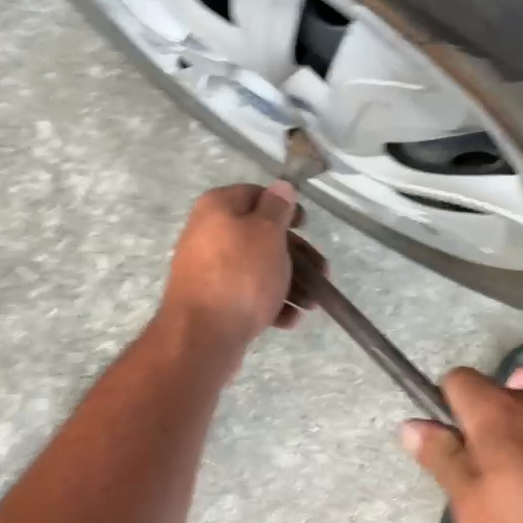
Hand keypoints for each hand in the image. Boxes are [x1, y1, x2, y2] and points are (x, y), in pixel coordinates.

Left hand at [156, 181, 311, 363]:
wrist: (201, 336)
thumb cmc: (240, 274)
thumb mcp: (267, 232)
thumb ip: (277, 207)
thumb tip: (280, 186)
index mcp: (217, 207)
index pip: (256, 194)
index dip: (284, 207)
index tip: (306, 226)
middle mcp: (208, 232)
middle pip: (260, 235)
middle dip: (295, 255)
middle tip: (322, 273)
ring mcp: (208, 269)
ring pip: (256, 268)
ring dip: (288, 283)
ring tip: (311, 305)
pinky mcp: (211, 301)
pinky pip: (245, 295)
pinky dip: (269, 304)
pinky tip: (289, 320)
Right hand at [401, 370, 522, 522]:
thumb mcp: (474, 509)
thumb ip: (442, 459)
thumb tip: (412, 426)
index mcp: (500, 410)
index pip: (456, 379)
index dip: (445, 410)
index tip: (448, 450)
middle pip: (493, 408)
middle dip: (481, 445)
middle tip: (480, 498)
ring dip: (514, 466)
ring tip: (518, 520)